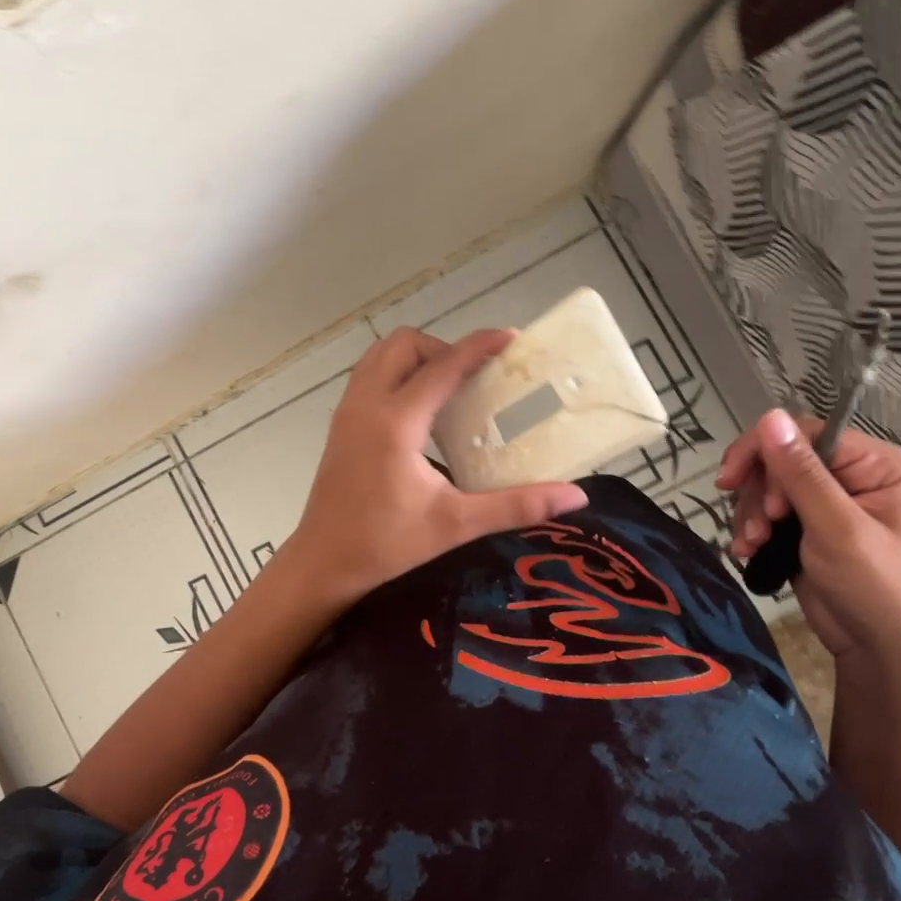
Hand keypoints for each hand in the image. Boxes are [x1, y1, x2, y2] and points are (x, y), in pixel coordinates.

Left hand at [277, 327, 588, 609]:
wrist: (324, 561)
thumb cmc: (387, 544)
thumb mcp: (456, 524)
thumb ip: (516, 505)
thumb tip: (575, 496)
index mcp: (395, 423)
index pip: (442, 366)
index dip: (478, 347)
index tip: (510, 338)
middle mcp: (366, 405)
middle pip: (403, 345)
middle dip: (442, 348)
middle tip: (473, 378)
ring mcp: (347, 411)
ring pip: (379, 355)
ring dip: (415, 357)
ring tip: (449, 388)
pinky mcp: (340, 424)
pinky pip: (368, 376)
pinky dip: (395, 374)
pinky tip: (420, 411)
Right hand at [716, 410, 900, 662]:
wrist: (887, 654)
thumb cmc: (878, 589)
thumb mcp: (837, 528)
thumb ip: (801, 473)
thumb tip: (769, 415)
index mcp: (875, 464)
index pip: (803, 432)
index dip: (765, 454)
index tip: (738, 487)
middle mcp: (852, 476)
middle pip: (780, 458)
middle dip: (756, 491)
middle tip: (755, 529)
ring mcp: (829, 503)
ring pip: (766, 485)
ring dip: (750, 514)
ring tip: (751, 546)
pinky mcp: (808, 529)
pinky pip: (766, 512)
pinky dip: (752, 529)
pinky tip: (749, 551)